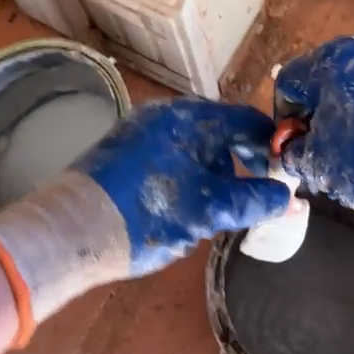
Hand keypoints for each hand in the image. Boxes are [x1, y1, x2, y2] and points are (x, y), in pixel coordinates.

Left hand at [71, 99, 292, 272]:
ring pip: (195, 148)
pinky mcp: (124, 156)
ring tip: (219, 210)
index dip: (269, 145)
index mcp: (185, 117)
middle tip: (256, 196)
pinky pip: (172, 159)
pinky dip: (189, 179)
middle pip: (220, 132)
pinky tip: (186, 209)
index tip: (285, 173)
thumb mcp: (206, 210)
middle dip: (243, 163)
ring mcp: (140, 134)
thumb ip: (252, 201)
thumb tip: (289, 198)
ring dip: (215, 174)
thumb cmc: (143, 215)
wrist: (64, 236)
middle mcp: (163, 116)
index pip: (244, 119)